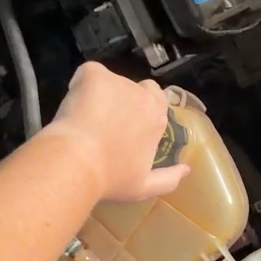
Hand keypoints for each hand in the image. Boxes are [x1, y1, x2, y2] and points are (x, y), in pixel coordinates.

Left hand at [44, 62, 191, 201]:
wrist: (76, 164)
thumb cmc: (110, 178)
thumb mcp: (144, 186)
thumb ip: (169, 179)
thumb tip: (186, 169)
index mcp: (157, 118)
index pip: (157, 99)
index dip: (144, 108)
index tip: (129, 124)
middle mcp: (143, 96)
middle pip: (135, 88)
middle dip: (124, 100)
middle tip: (106, 120)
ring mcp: (119, 82)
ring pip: (110, 83)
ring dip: (100, 95)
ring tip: (84, 119)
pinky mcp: (94, 75)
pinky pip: (89, 73)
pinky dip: (82, 84)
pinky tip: (74, 106)